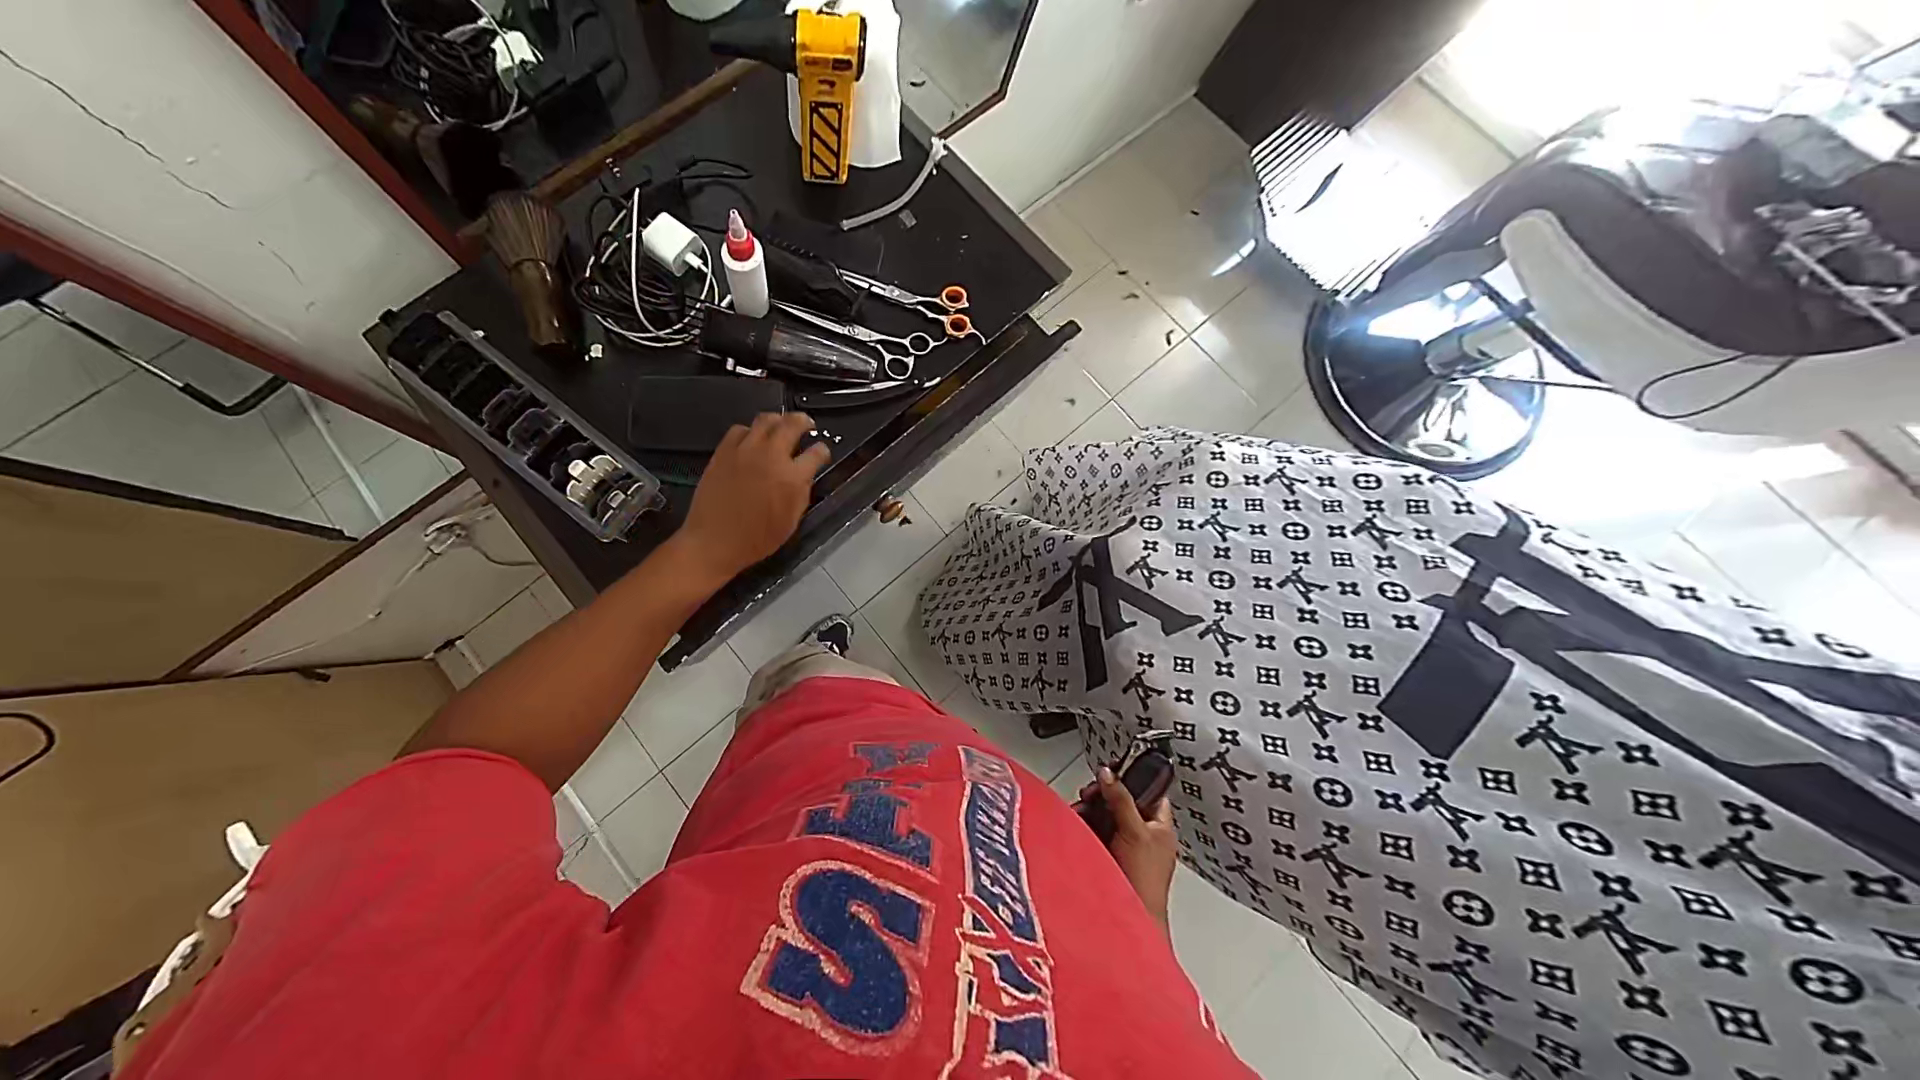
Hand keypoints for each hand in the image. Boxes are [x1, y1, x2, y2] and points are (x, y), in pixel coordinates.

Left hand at [673, 412, 830, 583]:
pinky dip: (749, 431)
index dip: (822, 451)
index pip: (817, 452)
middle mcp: (771, 456)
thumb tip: (805, 476)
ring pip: (765, 419)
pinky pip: (739, 429)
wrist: (715, 540)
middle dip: (803, 422)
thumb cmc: (756, 539)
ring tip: (780, 425)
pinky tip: (751, 440)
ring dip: (777, 420)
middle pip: (792, 424)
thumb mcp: (791, 521)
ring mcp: (745, 450)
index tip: (821, 452)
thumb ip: (801, 493)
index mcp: (792, 477)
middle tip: (806, 424)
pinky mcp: (724, 451)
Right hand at [1091, 765, 1176, 932]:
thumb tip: (1110, 774)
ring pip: (1103, 815)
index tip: (1113, 771)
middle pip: (1120, 801)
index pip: (1147, 790)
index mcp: (1160, 825)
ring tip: (1082, 810)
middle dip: (1102, 795)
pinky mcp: (1106, 853)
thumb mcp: (1135, 831)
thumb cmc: (1146, 882)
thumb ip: (1121, 799)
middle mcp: (1142, 833)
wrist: (1130, 918)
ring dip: (1090, 810)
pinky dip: (1084, 824)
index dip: (1131, 779)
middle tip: (1091, 793)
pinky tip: (1078, 823)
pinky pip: (1093, 830)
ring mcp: (1123, 844)